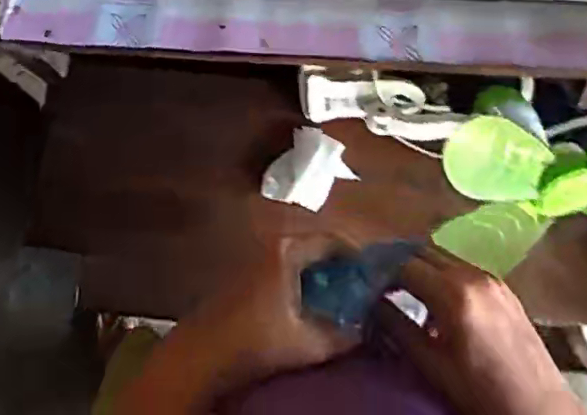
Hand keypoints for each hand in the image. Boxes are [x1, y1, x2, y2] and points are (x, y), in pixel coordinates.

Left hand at [122, 234, 358, 412]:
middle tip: (365, 283)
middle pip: (315, 240)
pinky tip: (312, 296)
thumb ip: (344, 331)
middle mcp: (269, 239)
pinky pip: (284, 259)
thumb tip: (368, 325)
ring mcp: (255, 249)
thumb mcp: (310, 342)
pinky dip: (303, 272)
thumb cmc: (257, 339)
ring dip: (322, 266)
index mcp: (286, 248)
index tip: (380, 273)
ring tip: (344, 291)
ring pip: (299, 250)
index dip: (359, 255)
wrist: (206, 347)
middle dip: (342, 260)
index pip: (332, 239)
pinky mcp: (246, 263)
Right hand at [377, 249, 582, 414]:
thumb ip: (396, 326)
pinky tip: (436, 298)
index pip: (401, 263)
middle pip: (420, 251)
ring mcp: (490, 278)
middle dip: (395, 261)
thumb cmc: (483, 394)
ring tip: (402, 287)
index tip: (361, 277)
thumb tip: (368, 301)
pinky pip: (461, 268)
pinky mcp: (503, 288)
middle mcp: (471, 274)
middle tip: (376, 277)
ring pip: (440, 256)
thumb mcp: (432, 365)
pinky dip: (441, 274)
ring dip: (418, 265)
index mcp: (452, 292)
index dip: (378, 268)